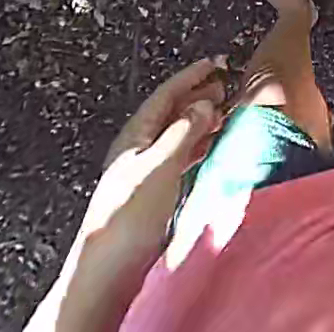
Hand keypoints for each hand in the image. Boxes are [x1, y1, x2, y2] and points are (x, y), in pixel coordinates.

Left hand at [81, 57, 228, 259]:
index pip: (167, 93)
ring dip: (202, 120)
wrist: (107, 271)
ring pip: (180, 133)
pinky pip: (183, 155)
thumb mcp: (160, 164)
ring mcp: (148, 169)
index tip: (215, 63)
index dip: (192, 75)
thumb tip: (205, 102)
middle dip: (200, 95)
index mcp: (137, 133)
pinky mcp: (156, 191)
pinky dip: (200, 145)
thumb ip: (184, 130)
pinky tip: (213, 147)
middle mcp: (141, 147)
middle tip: (226, 86)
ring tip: (225, 113)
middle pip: (173, 111)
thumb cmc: (128, 215)